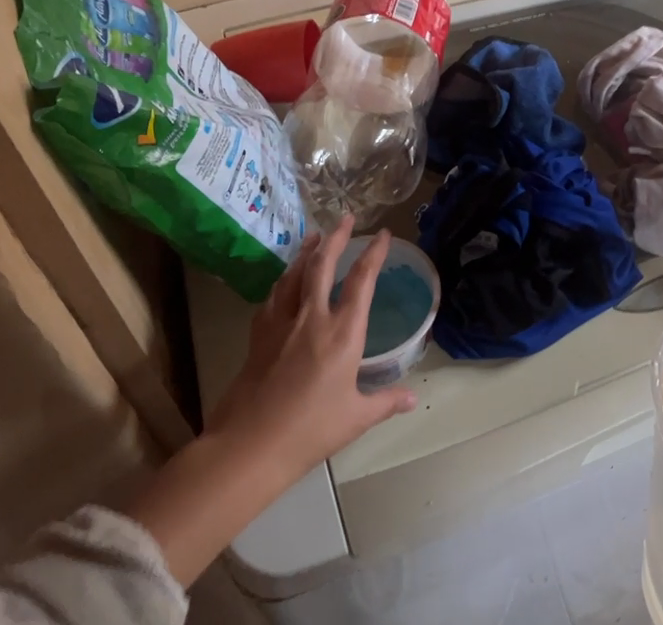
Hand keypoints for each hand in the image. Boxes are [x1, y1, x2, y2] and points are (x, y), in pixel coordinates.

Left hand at [210, 217, 418, 482]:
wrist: (249, 445)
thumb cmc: (311, 430)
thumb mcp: (356, 417)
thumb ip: (386, 401)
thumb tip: (413, 397)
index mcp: (342, 333)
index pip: (362, 282)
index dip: (373, 255)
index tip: (383, 236)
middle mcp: (311, 318)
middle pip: (322, 265)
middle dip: (336, 238)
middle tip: (345, 218)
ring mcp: (280, 325)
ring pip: (293, 275)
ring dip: (306, 252)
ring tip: (315, 236)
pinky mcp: (258, 336)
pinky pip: (273, 296)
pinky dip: (283, 280)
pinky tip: (284, 281)